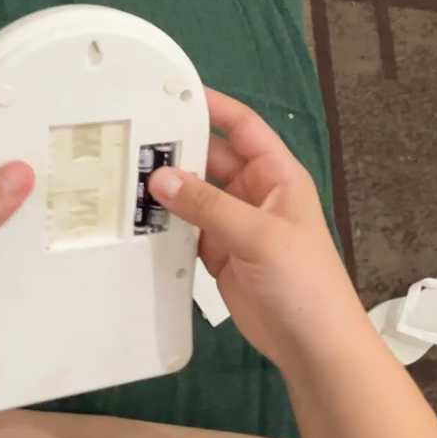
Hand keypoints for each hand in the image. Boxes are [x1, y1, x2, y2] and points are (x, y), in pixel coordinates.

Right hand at [148, 89, 367, 372]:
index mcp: (276, 175)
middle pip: (211, 158)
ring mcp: (233, 223)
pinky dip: (164, 221)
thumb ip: (209, 206)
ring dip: (167, 186)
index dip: (213, 107)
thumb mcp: (258, 236)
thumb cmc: (302, 281)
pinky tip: (136, 214)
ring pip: (194, 193)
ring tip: (125, 172)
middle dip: (178, 147)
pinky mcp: (216, 252)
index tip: (173, 93)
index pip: (242, 127)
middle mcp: (253, 193)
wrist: (311, 345)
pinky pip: (185, 226)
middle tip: (133, 136)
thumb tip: (160, 177)